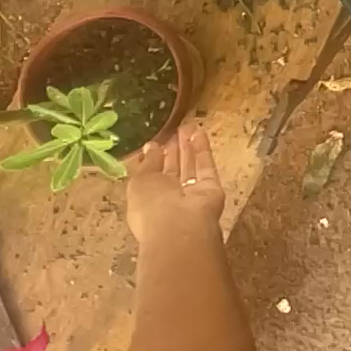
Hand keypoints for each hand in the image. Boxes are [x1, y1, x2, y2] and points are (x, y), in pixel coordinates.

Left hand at [126, 122, 224, 245]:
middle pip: (173, 170)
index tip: (157, 141)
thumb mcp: (140, 181)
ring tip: (188, 125)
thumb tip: (151, 146)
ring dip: (188, 146)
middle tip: (175, 129)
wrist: (181, 225)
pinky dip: (202, 149)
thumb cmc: (151, 205)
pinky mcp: (210, 187)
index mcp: (147, 200)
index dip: (155, 158)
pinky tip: (199, 132)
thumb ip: (148, 162)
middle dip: (173, 150)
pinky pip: (205, 166)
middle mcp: (170, 197)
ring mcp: (191, 193)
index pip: (152, 176)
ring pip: (190, 166)